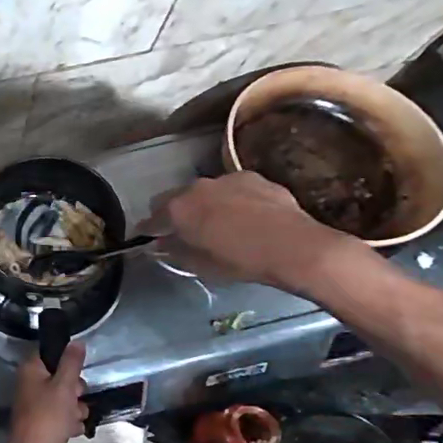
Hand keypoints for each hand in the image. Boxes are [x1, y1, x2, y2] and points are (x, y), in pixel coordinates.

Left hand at [6, 342, 86, 442]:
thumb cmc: (49, 416)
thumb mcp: (65, 384)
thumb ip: (72, 362)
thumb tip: (76, 341)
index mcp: (29, 370)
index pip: (48, 353)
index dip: (66, 360)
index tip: (78, 369)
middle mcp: (30, 385)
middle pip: (60, 377)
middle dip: (75, 388)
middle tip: (77, 395)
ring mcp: (36, 406)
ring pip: (65, 398)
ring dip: (75, 408)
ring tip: (74, 417)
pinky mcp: (44, 424)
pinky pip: (63, 416)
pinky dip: (69, 423)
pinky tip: (71, 430)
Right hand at [140, 172, 374, 289]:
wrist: (293, 246)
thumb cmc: (241, 262)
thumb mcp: (202, 265)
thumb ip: (176, 251)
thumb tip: (162, 243)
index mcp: (178, 210)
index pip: (151, 219)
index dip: (149, 231)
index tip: (150, 240)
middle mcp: (196, 187)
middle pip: (175, 198)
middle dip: (176, 214)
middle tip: (188, 233)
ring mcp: (226, 178)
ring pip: (205, 191)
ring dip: (205, 204)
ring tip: (221, 224)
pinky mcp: (252, 177)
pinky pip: (232, 188)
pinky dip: (232, 200)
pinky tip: (247, 217)